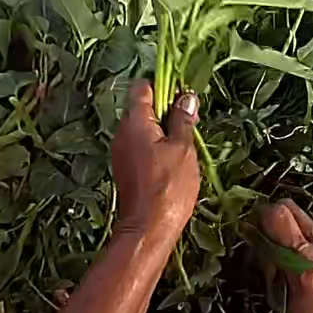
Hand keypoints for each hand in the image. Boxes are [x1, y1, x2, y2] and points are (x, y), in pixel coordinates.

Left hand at [112, 80, 199, 245]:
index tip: (183, 95)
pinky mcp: (125, 168)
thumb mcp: (183, 148)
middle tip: (191, 120)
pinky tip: (174, 159)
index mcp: (134, 122)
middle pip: (142, 107)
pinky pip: (141, 145)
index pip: (142, 87)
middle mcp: (122, 133)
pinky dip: (156, 145)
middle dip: (166, 109)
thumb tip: (186, 97)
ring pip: (142, 128)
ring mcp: (121, 151)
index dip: (163, 85)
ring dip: (163, 129)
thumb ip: (182, 120)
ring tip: (186, 142)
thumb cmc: (168, 186)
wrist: (148, 228)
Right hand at [259, 200, 312, 312]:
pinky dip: (305, 241)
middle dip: (273, 220)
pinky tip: (306, 262)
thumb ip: (270, 264)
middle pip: (289, 207)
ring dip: (290, 231)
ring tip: (288, 258)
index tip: (252, 233)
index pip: (277, 214)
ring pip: (303, 218)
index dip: (259, 219)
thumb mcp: (281, 300)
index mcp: (306, 261)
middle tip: (266, 242)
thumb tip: (254, 238)